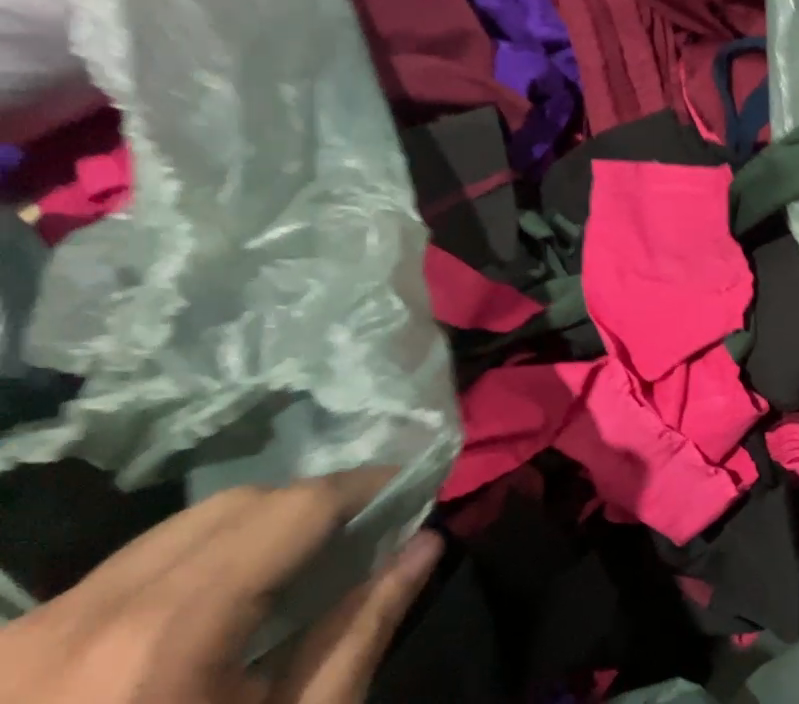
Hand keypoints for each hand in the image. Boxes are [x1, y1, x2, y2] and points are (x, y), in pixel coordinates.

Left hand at [0, 471, 441, 703]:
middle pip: (232, 507)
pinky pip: (127, 569)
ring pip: (176, 530)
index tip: (412, 485)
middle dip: (310, 504)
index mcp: (168, 637)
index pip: (289, 510)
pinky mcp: (11, 646)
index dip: (362, 486)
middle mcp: (88, 613)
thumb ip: (361, 630)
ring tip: (303, 558)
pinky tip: (227, 601)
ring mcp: (30, 631)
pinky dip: (196, 561)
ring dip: (253, 529)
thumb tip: (425, 544)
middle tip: (367, 525)